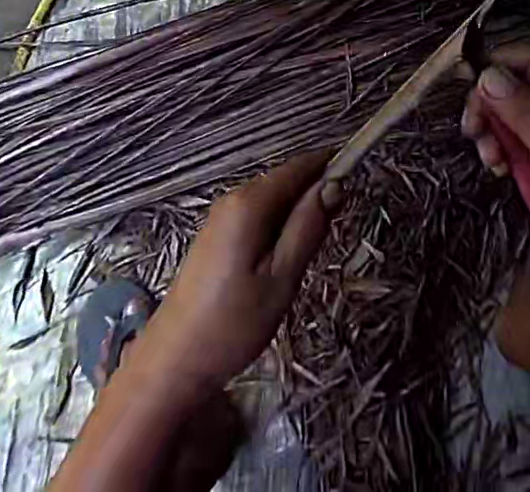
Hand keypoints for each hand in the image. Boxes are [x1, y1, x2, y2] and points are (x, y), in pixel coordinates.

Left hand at [121, 152, 333, 405]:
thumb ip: (309, 226)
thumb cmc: (231, 325)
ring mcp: (222, 216)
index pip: (301, 166)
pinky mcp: (218, 235)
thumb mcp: (282, 278)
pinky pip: (260, 214)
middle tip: (335, 233)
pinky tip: (283, 261)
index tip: (358, 186)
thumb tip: (336, 183)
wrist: (171, 365)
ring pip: (275, 198)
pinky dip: (281, 226)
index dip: (332, 167)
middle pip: (288, 179)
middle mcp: (234, 198)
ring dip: (299, 212)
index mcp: (250, 203)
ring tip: (310, 253)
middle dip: (316, 194)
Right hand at [462, 45, 529, 251]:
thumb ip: (521, 112)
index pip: (526, 57)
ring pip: (505, 103)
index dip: (494, 71)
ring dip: (492, 130)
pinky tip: (503, 163)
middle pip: (511, 79)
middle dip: (490, 108)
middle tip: (477, 133)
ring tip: (494, 158)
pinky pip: (512, 124)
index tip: (473, 95)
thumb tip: (490, 76)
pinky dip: (501, 143)